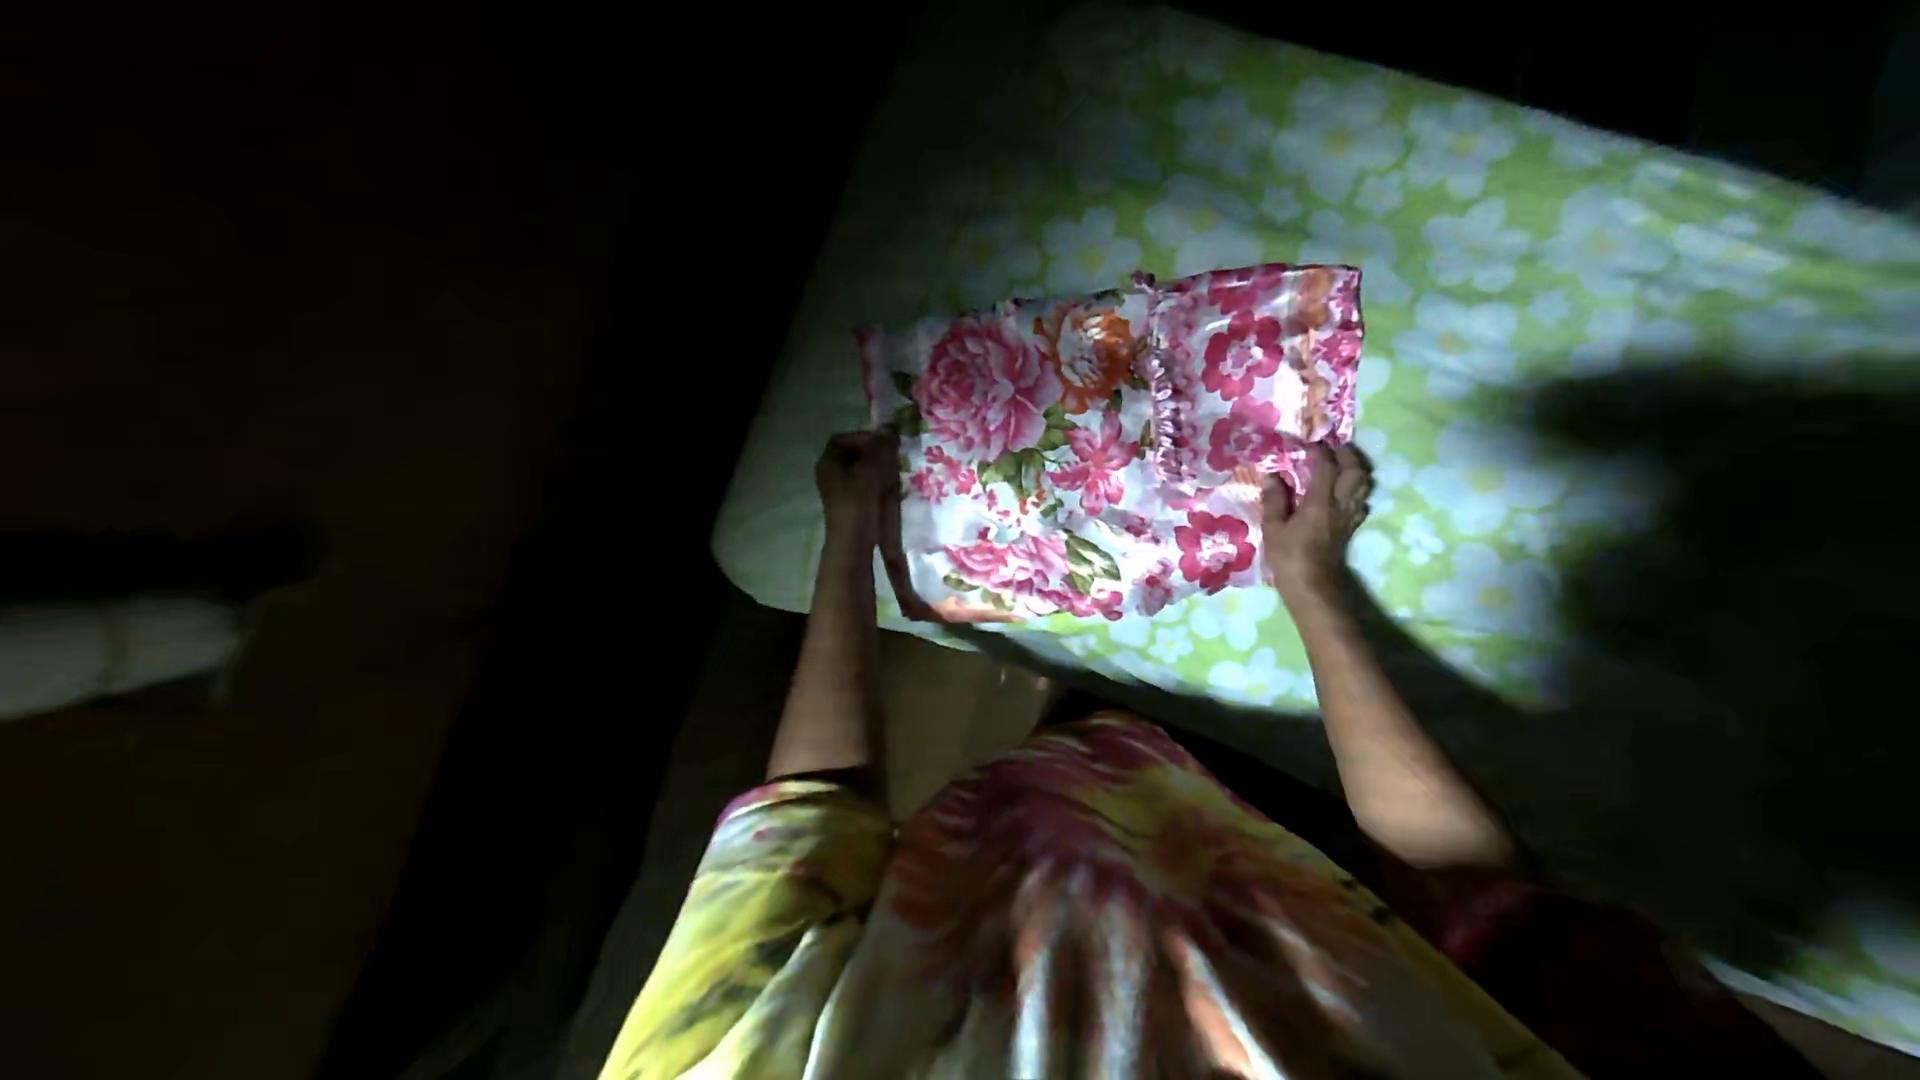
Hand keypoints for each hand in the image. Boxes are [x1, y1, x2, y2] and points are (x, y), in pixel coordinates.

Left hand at [815, 429, 897, 543]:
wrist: (854, 544)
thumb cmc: (858, 504)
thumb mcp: (872, 470)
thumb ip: (881, 447)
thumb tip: (890, 427)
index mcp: (828, 463)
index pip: (844, 439)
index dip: (864, 438)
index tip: (884, 445)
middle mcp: (832, 475)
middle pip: (856, 456)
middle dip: (878, 456)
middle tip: (894, 461)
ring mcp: (843, 492)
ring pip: (866, 473)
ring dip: (883, 472)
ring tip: (895, 478)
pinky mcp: (855, 506)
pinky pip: (870, 489)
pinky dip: (882, 488)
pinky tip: (893, 494)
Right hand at [1263, 443, 1370, 604]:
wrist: (1312, 585)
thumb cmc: (1288, 556)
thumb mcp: (1273, 527)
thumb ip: (1274, 499)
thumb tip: (1272, 475)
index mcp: (1320, 502)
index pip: (1326, 468)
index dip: (1320, 452)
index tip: (1309, 443)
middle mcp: (1341, 505)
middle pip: (1355, 471)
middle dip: (1347, 455)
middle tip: (1334, 447)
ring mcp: (1350, 516)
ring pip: (1363, 484)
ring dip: (1355, 469)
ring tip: (1342, 463)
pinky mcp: (1351, 526)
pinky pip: (1361, 500)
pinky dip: (1355, 489)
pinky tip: (1344, 491)